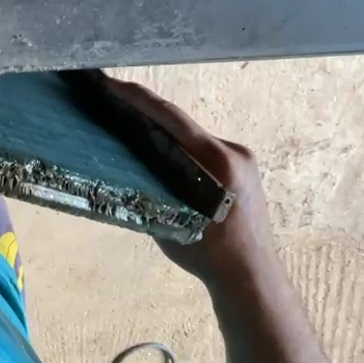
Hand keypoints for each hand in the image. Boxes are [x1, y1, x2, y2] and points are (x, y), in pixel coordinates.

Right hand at [101, 77, 277, 291]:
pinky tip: (158, 153)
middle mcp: (234, 152)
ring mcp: (241, 160)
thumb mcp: (168, 217)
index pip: (172, 118)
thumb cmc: (208, 254)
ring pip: (191, 136)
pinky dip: (177, 146)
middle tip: (112, 101)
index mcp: (218, 160)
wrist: (252, 278)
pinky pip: (201, 149)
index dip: (139, 98)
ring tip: (129, 126)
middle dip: (146, 111)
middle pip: (181, 124)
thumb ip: (150, 185)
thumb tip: (122, 162)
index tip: (111, 84)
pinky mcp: (242, 170)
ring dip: (162, 131)